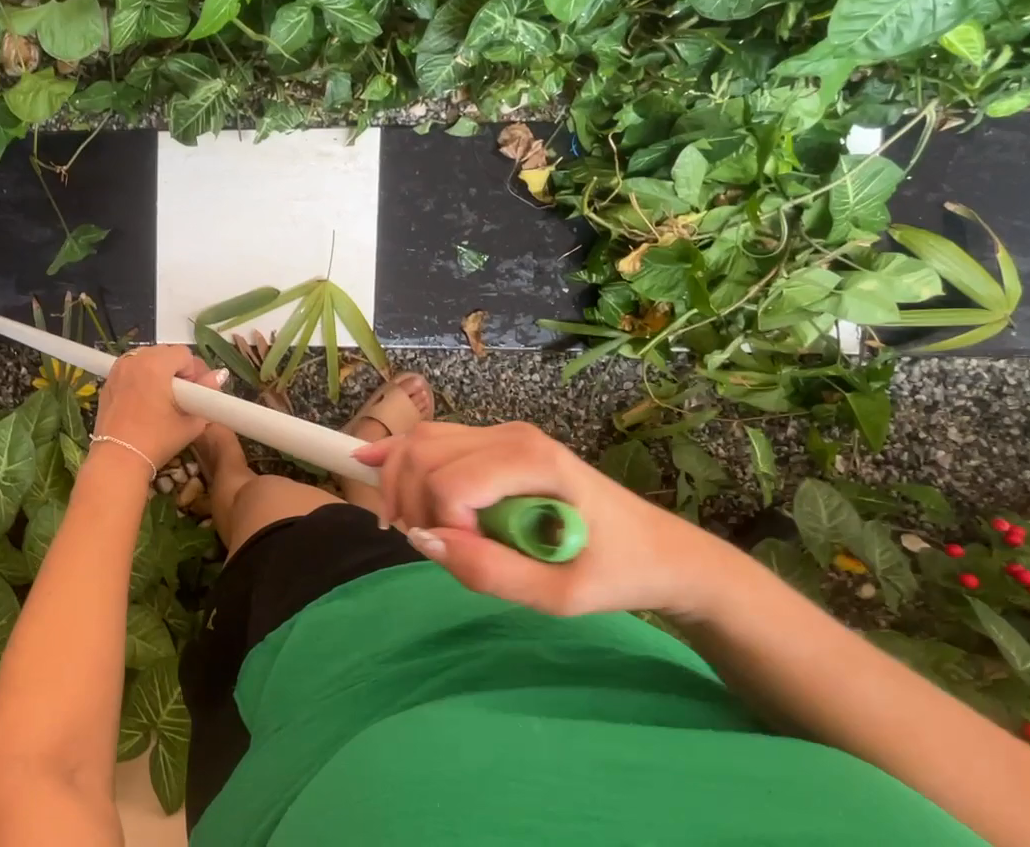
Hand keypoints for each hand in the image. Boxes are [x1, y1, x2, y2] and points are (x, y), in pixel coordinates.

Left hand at [90, 346, 223, 470]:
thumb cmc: (157, 440)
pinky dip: (141, 377)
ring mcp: (117, 370)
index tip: (196, 392)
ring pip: (145, 359)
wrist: (118, 459)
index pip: (184, 353)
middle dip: (176, 369)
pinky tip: (145, 401)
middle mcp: (133, 360)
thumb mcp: (190, 421)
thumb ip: (207, 395)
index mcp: (154, 365)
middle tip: (183, 395)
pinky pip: (131, 370)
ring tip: (164, 397)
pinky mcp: (107, 382)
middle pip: (164, 352)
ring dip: (158, 371)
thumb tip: (218, 377)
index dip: (194, 371)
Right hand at [355, 422, 743, 619]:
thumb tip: (421, 541)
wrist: (662, 553)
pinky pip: (431, 440)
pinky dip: (397, 455)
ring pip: (420, 442)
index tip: (468, 558)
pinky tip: (367, 462)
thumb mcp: (560, 596)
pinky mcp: (494, 442)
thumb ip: (488, 572)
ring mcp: (502, 433)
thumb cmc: (617, 574)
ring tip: (404, 524)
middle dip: (408, 502)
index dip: (442, 526)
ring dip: (397, 481)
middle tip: (425, 546)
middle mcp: (512, 435)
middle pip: (423, 455)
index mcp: (534, 463)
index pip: (450, 484)